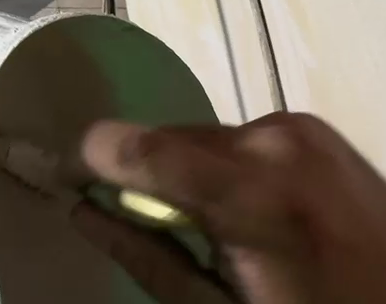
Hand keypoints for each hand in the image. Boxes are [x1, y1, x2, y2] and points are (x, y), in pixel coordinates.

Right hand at [75, 113, 385, 303]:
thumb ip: (149, 260)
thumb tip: (82, 212)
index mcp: (256, 192)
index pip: (138, 147)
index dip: (91, 159)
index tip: (70, 181)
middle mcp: (273, 136)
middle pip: (168, 141)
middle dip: (148, 179)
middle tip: (161, 233)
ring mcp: (299, 126)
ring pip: (200, 139)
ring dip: (189, 176)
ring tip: (219, 232)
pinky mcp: (315, 127)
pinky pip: (239, 141)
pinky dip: (226, 171)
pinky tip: (254, 215)